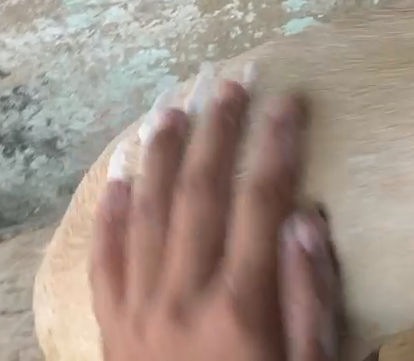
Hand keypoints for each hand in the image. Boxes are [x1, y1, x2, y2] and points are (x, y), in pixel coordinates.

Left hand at [91, 81, 341, 360]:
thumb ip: (310, 300)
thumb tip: (304, 218)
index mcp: (241, 305)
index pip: (262, 200)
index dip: (277, 144)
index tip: (289, 99)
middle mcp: (184, 296)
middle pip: (200, 191)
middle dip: (219, 129)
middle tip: (232, 81)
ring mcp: (140, 313)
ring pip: (146, 213)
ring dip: (160, 154)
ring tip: (173, 107)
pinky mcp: (111, 332)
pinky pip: (103, 263)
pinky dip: (109, 216)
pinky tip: (116, 177)